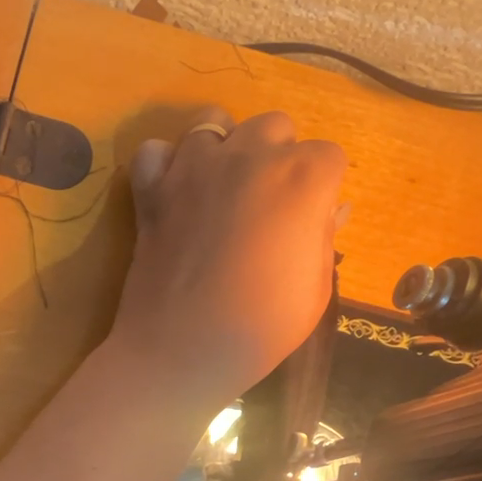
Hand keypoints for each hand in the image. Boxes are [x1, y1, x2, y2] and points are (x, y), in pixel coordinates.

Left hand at [110, 107, 345, 406]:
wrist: (177, 354)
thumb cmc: (257, 330)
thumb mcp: (314, 289)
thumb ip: (321, 237)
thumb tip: (330, 210)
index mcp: (305, 176)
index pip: (327, 157)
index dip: (317, 190)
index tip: (303, 223)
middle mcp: (251, 158)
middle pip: (272, 128)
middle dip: (272, 157)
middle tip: (260, 206)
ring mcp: (195, 171)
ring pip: (213, 125)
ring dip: (220, 148)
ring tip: (217, 188)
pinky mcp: (151, 194)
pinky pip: (152, 153)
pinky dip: (161, 165)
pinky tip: (171, 191)